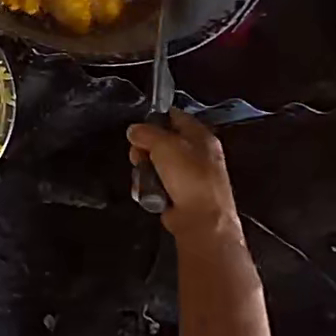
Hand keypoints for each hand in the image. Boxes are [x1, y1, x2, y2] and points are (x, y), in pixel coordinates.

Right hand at [126, 110, 240, 244]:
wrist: (202, 220)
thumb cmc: (187, 175)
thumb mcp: (163, 144)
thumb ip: (145, 132)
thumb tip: (134, 131)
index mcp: (200, 135)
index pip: (175, 116)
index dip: (155, 117)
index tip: (138, 126)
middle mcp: (197, 153)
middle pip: (161, 140)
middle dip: (145, 147)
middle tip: (138, 155)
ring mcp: (189, 175)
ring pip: (156, 162)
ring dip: (146, 168)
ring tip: (144, 176)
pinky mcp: (180, 194)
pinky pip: (158, 182)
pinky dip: (150, 185)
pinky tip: (148, 190)